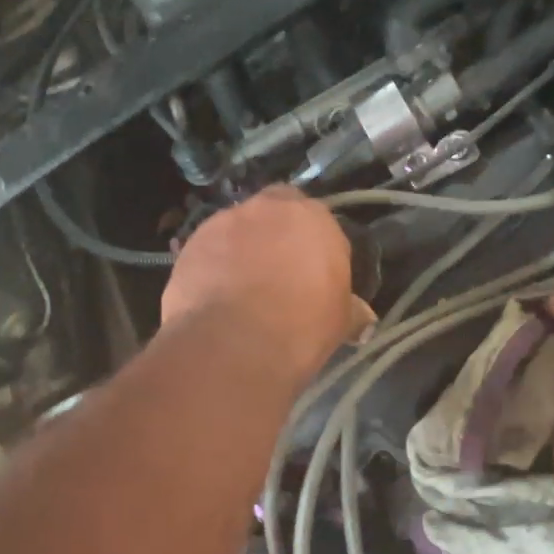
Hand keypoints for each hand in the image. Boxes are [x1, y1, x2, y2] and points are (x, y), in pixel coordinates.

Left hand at [161, 186, 363, 378]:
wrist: (233, 345)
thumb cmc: (300, 327)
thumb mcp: (339, 323)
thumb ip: (351, 310)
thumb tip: (363, 317)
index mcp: (313, 218)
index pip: (320, 221)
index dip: (316, 246)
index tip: (314, 274)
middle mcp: (268, 208)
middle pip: (275, 210)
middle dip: (277, 232)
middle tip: (278, 270)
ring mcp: (224, 221)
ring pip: (238, 226)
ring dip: (242, 246)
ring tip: (242, 285)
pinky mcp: (190, 243)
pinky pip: (208, 248)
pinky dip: (213, 263)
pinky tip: (215, 294)